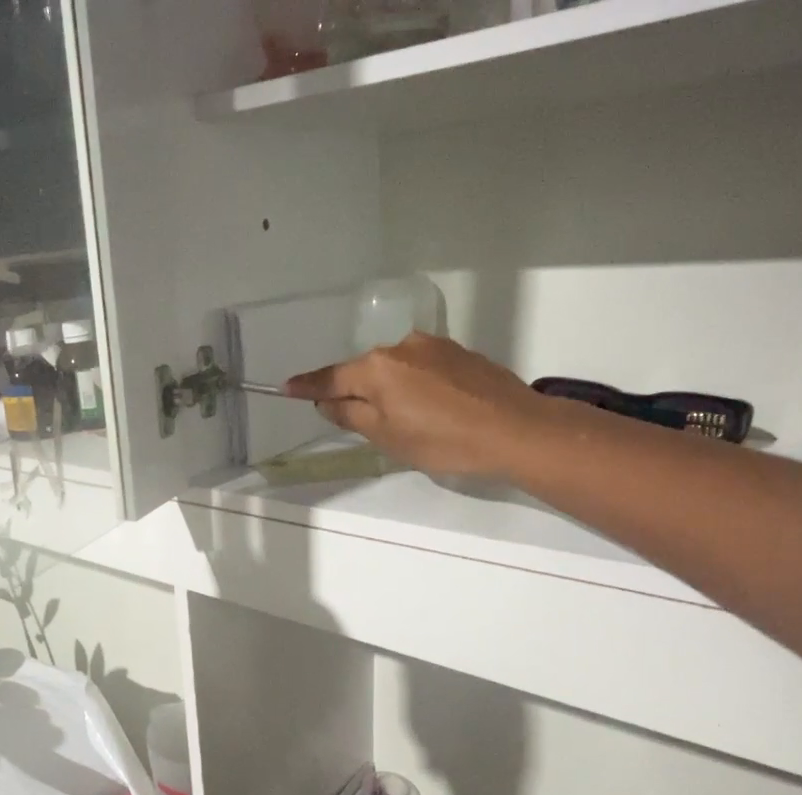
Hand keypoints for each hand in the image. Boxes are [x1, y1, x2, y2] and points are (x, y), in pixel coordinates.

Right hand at [284, 332, 541, 476]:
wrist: (515, 429)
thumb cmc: (443, 440)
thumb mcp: (387, 437)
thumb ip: (351, 414)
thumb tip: (327, 401)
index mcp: (376, 368)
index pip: (331, 378)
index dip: (307, 386)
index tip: (286, 388)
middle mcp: (401, 347)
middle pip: (364, 371)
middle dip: (356, 391)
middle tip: (358, 421)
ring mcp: (433, 347)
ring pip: (396, 369)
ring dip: (390, 389)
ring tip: (406, 421)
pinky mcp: (460, 353)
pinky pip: (422, 369)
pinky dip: (416, 386)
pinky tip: (433, 409)